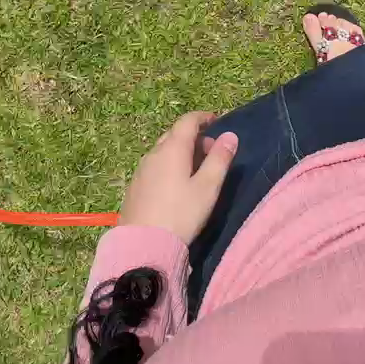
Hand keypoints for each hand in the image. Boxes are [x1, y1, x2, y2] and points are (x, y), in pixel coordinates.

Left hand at [118, 111, 237, 243]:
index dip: (203, 117)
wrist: (143, 246)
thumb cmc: (181, 214)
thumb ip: (220, 159)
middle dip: (194, 137)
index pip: (188, 121)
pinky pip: (154, 165)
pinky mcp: (134, 187)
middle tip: (211, 151)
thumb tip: (230, 135)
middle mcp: (153, 153)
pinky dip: (168, 164)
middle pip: (174, 134)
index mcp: (172, 149)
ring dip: (181, 152)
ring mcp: (141, 170)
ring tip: (195, 170)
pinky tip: (175, 185)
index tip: (217, 121)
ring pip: (163, 150)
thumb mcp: (207, 187)